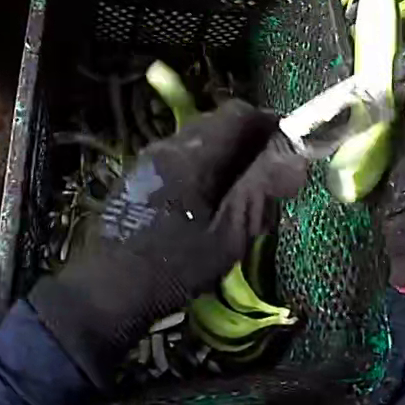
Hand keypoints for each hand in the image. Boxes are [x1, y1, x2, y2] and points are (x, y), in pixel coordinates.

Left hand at [28, 100, 309, 385]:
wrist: (107, 291)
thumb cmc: (174, 266)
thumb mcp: (229, 233)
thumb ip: (261, 188)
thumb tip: (296, 154)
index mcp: (192, 154)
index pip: (239, 113)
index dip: (270, 123)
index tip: (292, 148)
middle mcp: (168, 144)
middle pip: (219, 124)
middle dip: (251, 144)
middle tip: (271, 180)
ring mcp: (149, 158)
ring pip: (200, 142)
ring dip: (228, 159)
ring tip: (243, 200)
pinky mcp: (139, 175)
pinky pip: (182, 158)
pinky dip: (205, 170)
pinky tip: (209, 206)